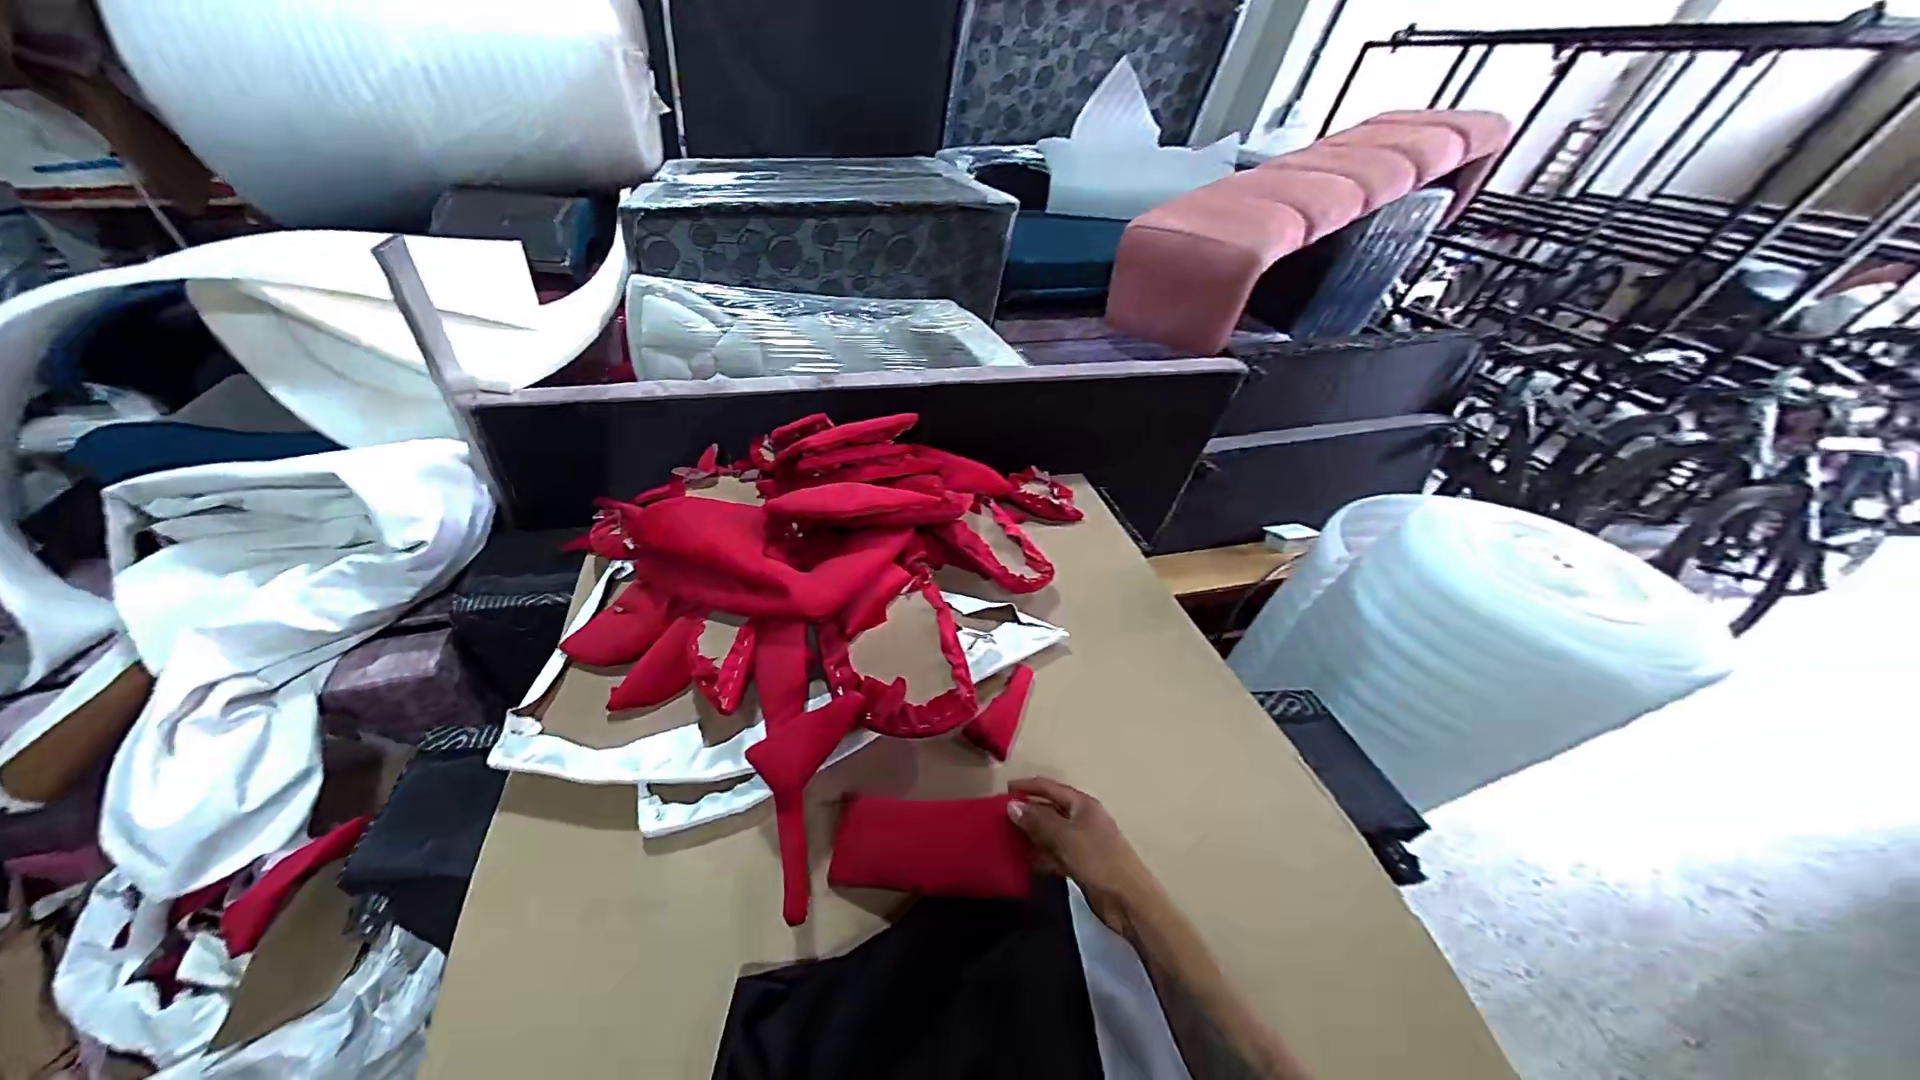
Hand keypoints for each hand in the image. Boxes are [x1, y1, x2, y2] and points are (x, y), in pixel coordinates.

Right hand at [1007, 777, 1158, 938]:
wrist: (1129, 900)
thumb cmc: (1098, 860)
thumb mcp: (1065, 836)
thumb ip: (1037, 820)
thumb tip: (1012, 805)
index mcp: (1082, 804)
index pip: (1049, 787)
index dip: (1027, 787)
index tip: (1003, 790)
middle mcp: (1081, 818)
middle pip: (1049, 809)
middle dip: (1026, 812)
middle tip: (999, 817)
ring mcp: (1081, 842)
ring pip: (1050, 833)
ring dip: (1031, 835)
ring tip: (1006, 839)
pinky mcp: (1080, 863)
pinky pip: (1055, 853)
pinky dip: (1041, 855)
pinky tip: (1024, 861)